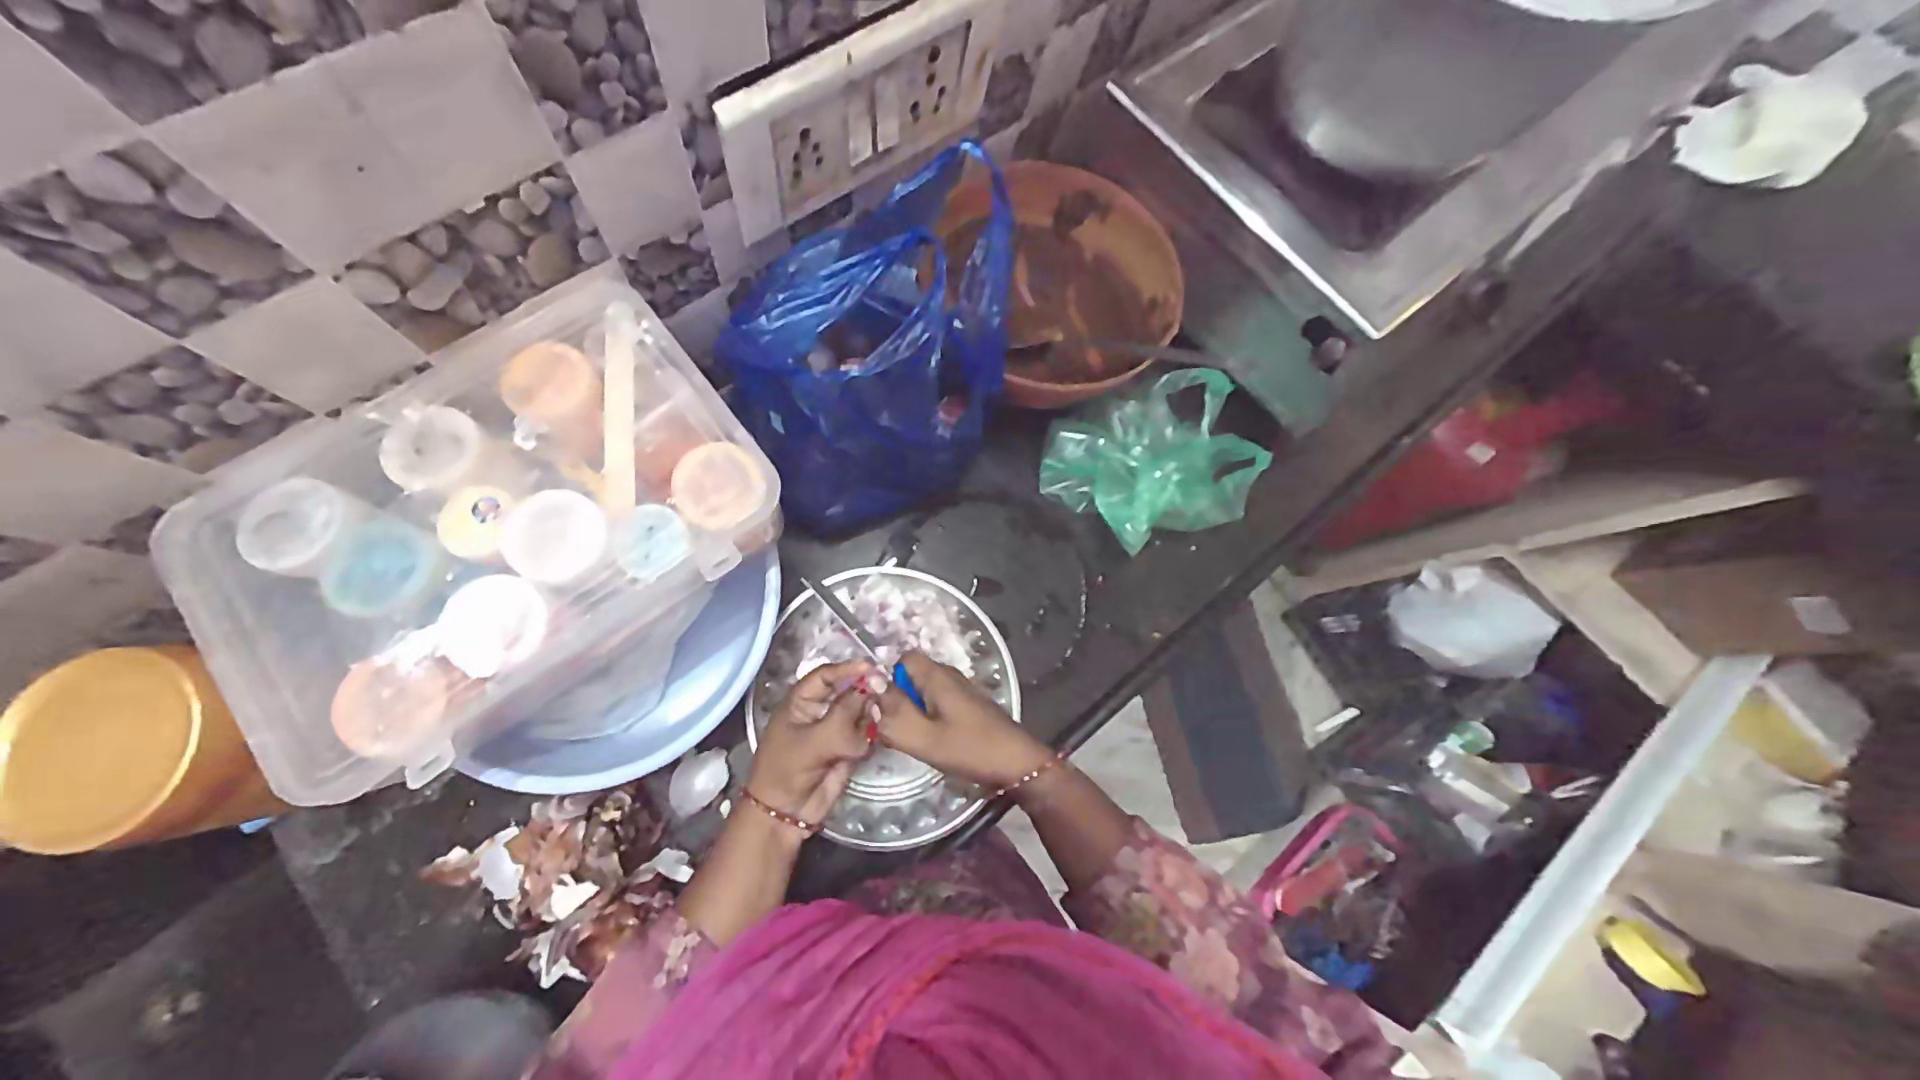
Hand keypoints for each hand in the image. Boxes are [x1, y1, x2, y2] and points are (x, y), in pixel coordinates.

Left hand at [748, 660, 880, 823]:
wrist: (785, 814)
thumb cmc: (787, 770)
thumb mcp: (814, 740)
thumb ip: (844, 714)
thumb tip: (870, 689)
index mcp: (801, 702)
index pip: (826, 675)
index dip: (847, 669)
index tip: (871, 668)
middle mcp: (820, 712)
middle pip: (848, 691)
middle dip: (864, 692)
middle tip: (882, 693)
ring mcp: (835, 731)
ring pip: (861, 712)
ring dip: (869, 715)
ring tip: (875, 721)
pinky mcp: (848, 750)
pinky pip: (865, 734)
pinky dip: (870, 735)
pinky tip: (869, 740)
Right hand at [875, 653, 1051, 787]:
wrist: (1018, 764)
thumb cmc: (970, 748)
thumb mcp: (924, 737)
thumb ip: (894, 714)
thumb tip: (872, 688)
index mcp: (937, 676)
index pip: (903, 659)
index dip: (888, 679)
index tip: (883, 708)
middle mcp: (950, 676)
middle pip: (912, 676)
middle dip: (899, 699)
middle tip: (896, 730)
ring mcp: (962, 690)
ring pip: (925, 691)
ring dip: (914, 712)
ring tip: (914, 739)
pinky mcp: (970, 706)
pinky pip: (939, 703)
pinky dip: (930, 718)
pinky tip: (934, 742)